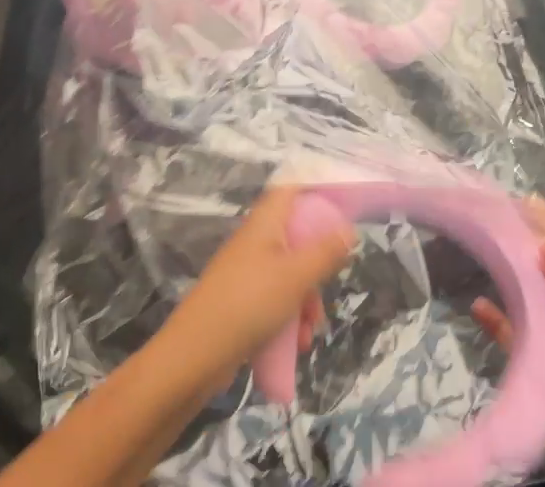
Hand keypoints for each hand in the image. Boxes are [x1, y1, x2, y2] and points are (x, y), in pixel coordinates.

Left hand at [157, 187, 356, 390]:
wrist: (196, 354)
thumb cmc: (249, 303)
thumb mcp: (296, 276)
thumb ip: (325, 252)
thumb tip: (348, 228)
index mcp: (264, 225)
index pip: (290, 191)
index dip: (315, 192)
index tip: (342, 210)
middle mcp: (254, 243)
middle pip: (295, 238)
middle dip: (318, 266)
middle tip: (328, 286)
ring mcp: (246, 274)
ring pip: (289, 276)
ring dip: (306, 301)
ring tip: (311, 330)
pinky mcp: (242, 303)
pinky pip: (275, 302)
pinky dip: (290, 319)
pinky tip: (297, 343)